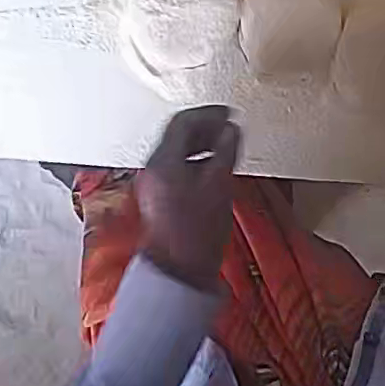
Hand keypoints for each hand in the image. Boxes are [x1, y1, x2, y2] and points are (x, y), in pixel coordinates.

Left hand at [138, 105, 240, 287]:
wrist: (179, 272)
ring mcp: (154, 182)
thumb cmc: (199, 229)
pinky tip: (213, 165)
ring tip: (225, 144)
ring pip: (177, 149)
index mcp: (164, 160)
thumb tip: (231, 129)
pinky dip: (196, 157)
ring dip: (201, 142)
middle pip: (177, 133)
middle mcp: (153, 167)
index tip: (229, 114)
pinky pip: (177, 164)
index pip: (183, 122)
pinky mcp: (159, 195)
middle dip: (205, 126)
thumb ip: (226, 150)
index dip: (209, 113)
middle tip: (228, 126)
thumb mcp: (219, 184)